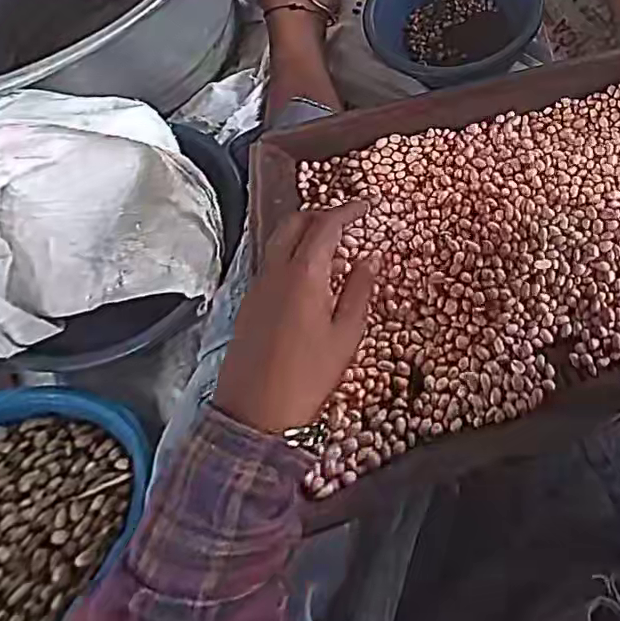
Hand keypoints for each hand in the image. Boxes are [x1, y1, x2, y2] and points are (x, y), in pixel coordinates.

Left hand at [214, 201, 378, 433]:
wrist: (253, 414)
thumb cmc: (307, 377)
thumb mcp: (346, 334)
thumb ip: (360, 289)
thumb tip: (371, 257)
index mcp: (304, 274)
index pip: (326, 225)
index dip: (348, 210)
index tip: (367, 206)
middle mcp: (276, 271)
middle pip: (296, 221)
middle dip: (323, 213)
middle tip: (348, 220)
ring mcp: (258, 285)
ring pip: (280, 239)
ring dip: (306, 232)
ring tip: (333, 248)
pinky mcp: (248, 301)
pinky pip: (271, 261)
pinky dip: (292, 252)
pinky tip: (310, 276)